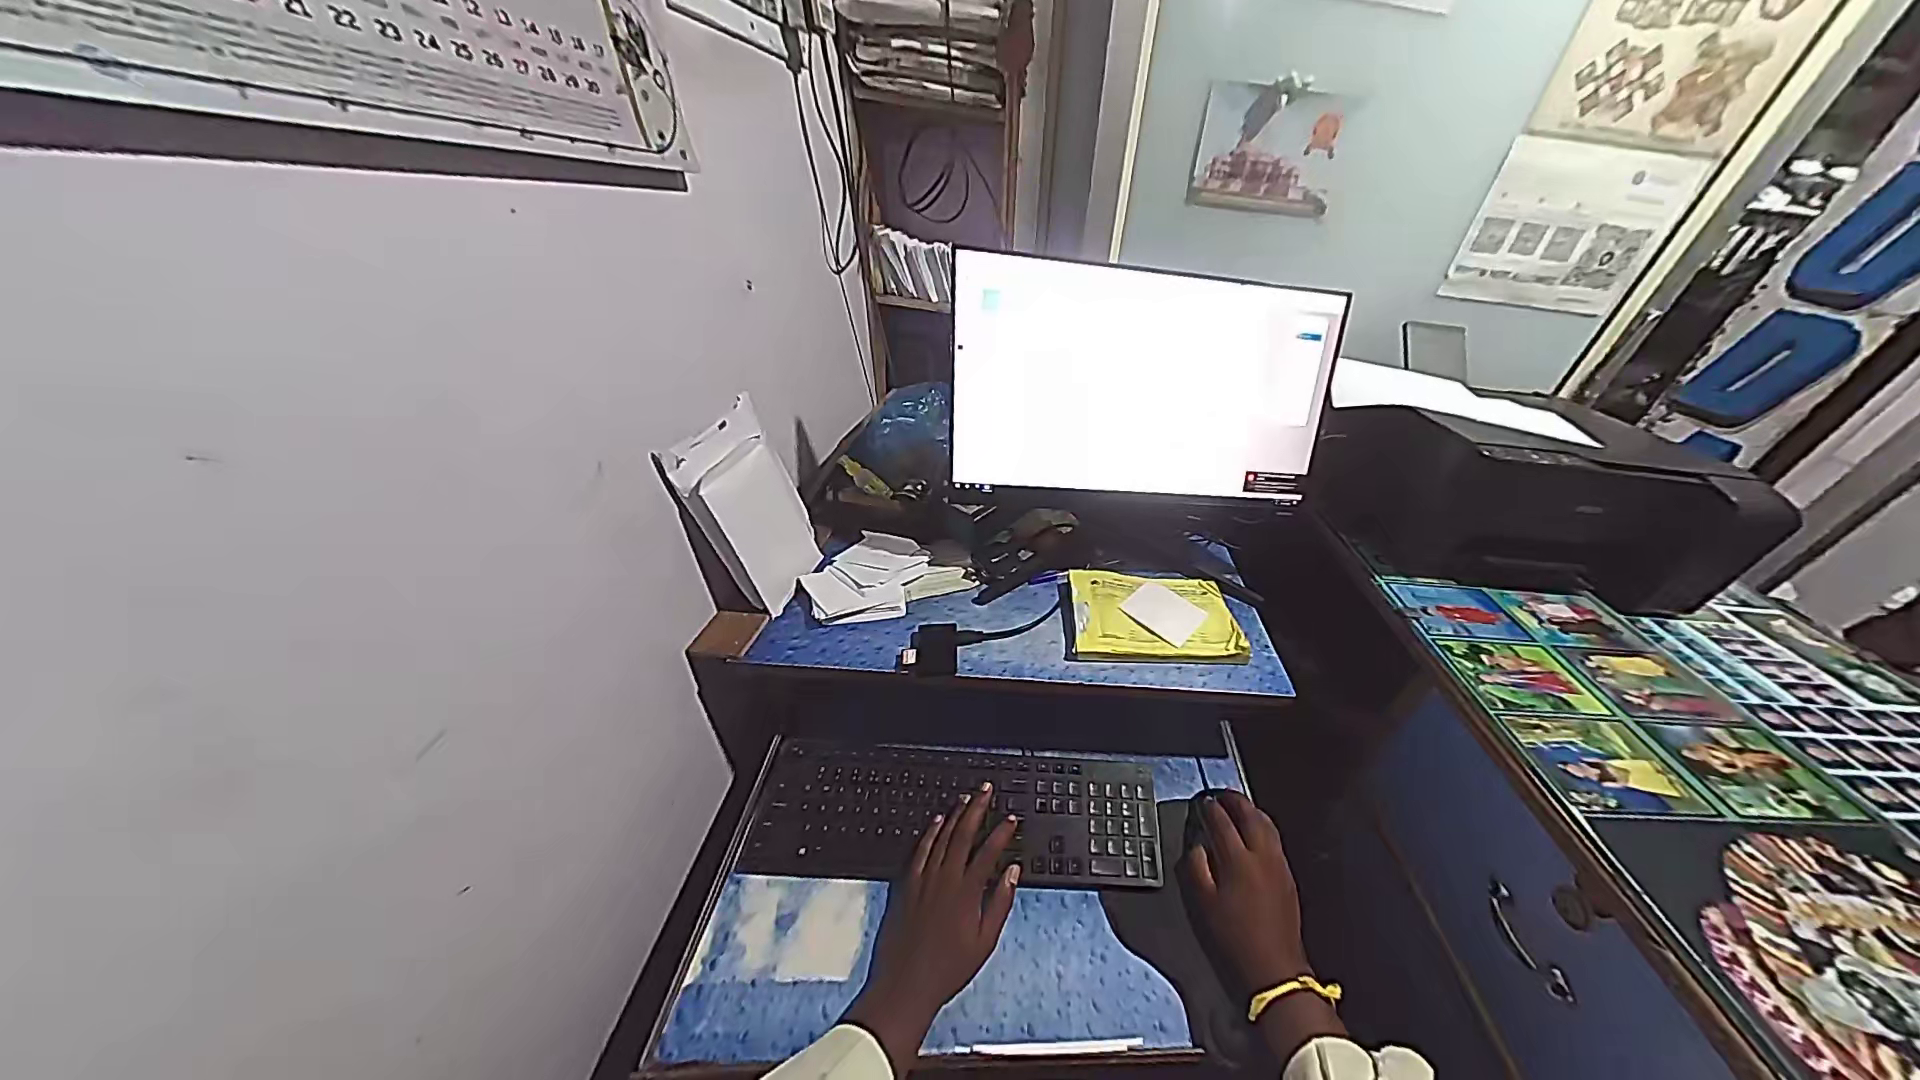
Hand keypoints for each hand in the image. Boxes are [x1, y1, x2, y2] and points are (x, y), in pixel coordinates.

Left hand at [845, 783, 1019, 1074]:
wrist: (906, 984)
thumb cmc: (947, 968)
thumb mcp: (985, 941)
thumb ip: (1000, 903)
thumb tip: (1013, 873)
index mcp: (967, 892)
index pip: (989, 851)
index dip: (1002, 832)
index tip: (1010, 819)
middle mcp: (945, 879)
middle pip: (964, 833)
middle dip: (977, 808)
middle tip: (985, 790)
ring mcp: (924, 878)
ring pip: (942, 836)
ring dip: (955, 814)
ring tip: (966, 798)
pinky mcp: (906, 883)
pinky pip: (919, 849)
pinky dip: (929, 832)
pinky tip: (937, 820)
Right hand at [1183, 790, 1306, 987]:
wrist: (1274, 970)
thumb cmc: (1233, 937)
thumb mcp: (1202, 901)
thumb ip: (1195, 866)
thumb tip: (1196, 845)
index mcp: (1237, 859)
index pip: (1220, 820)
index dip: (1208, 807)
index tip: (1200, 802)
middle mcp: (1261, 855)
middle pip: (1249, 814)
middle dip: (1232, 800)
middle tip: (1219, 795)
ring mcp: (1279, 864)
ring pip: (1266, 824)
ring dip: (1250, 810)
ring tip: (1236, 807)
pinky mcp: (1288, 876)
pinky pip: (1275, 839)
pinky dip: (1262, 826)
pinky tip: (1253, 832)